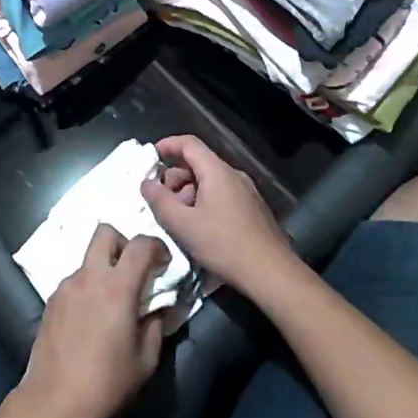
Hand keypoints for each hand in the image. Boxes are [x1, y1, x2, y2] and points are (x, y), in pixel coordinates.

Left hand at [19, 225, 169, 417]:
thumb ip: (157, 324)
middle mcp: (89, 277)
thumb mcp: (146, 358)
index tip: (164, 262)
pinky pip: (75, 281)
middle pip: (105, 233)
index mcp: (117, 287)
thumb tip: (161, 308)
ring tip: (113, 302)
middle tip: (134, 269)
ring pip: (88, 259)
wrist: (56, 400)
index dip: (157, 245)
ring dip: (104, 268)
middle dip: (124, 242)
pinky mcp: (51, 300)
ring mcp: (66, 286)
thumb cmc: (108, 382)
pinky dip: (89, 287)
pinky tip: (92, 318)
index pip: (141, 244)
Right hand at [141, 135, 293, 294]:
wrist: (272, 274)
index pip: (189, 144)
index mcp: (217, 172)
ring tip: (178, 222)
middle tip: (161, 203)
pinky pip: (221, 196)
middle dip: (174, 180)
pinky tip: (198, 229)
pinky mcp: (252, 210)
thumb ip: (160, 201)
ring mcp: (246, 193)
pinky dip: (203, 204)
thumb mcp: (183, 225)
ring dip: (188, 195)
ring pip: (209, 183)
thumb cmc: (224, 245)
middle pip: (197, 164)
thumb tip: (146, 183)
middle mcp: (234, 176)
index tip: (150, 159)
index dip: (167, 146)